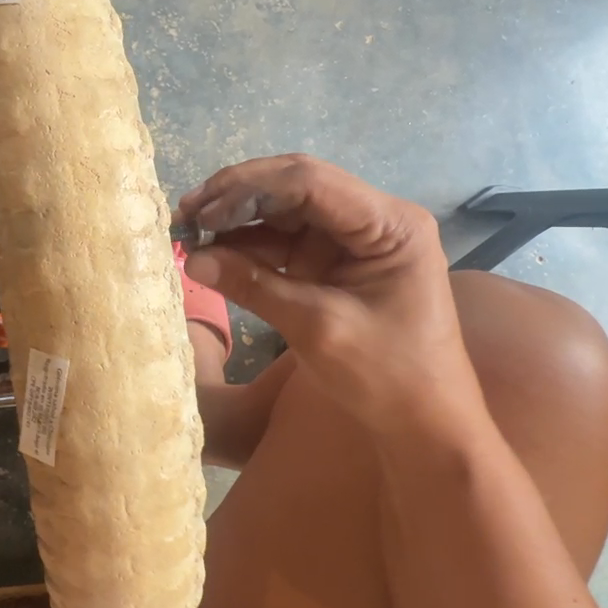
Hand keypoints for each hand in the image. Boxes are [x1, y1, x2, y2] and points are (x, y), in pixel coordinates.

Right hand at [176, 154, 481, 433]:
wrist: (421, 424)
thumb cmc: (387, 376)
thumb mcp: (317, 328)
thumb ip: (254, 286)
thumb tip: (191, 260)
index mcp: (389, 223)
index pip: (309, 182)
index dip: (248, 189)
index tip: (200, 214)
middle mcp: (371, 217)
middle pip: (293, 185)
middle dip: (236, 196)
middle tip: (185, 215)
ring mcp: (349, 237)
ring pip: (281, 208)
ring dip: (234, 218)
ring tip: (188, 233)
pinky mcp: (330, 259)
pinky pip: (280, 238)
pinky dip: (244, 244)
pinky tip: (210, 253)